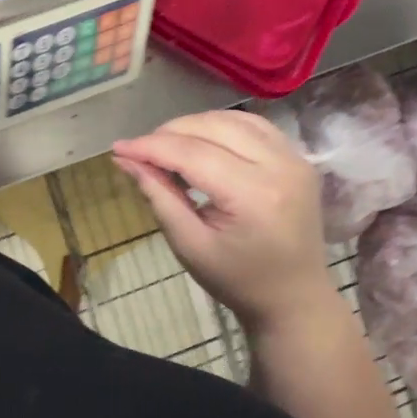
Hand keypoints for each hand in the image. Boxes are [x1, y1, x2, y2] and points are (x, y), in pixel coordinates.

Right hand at [112, 110, 335, 327]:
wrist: (294, 297)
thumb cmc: (236, 279)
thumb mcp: (188, 244)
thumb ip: (159, 197)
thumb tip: (126, 160)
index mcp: (253, 196)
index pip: (192, 154)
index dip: (150, 147)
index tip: (118, 149)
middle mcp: (280, 167)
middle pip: (213, 128)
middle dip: (168, 133)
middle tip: (138, 151)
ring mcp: (295, 159)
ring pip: (233, 120)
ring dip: (193, 126)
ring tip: (165, 146)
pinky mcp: (298, 159)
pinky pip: (254, 126)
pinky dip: (221, 126)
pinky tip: (199, 141)